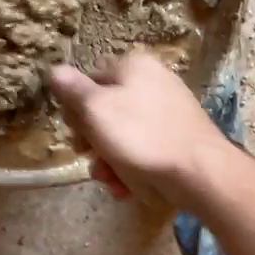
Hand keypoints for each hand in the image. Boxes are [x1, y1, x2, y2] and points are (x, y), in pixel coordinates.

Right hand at [49, 51, 232, 206]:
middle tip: (89, 157)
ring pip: (122, 135)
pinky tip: (127, 188)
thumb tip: (55, 71)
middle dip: (93, 141)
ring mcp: (168, 112)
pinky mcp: (177, 139)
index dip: (75, 108)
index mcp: (133, 66)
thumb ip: (72, 90)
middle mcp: (153, 82)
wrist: (199, 173)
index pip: (88, 80)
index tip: (74, 132)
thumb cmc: (141, 136)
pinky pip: (143, 150)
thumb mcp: (96, 109)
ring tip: (110, 181)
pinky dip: (131, 169)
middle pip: (105, 110)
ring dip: (109, 161)